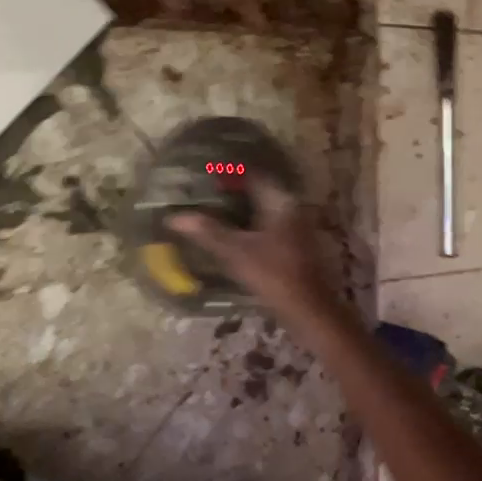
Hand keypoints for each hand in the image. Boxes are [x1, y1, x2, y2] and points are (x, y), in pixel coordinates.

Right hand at [167, 177, 341, 318]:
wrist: (308, 309)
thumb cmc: (273, 275)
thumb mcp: (235, 252)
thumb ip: (207, 232)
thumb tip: (174, 218)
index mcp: (280, 202)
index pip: (254, 174)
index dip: (231, 171)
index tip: (208, 171)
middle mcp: (292, 208)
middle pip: (261, 189)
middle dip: (236, 189)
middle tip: (208, 189)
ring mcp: (298, 226)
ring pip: (267, 208)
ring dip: (245, 207)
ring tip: (216, 208)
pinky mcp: (298, 244)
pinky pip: (271, 223)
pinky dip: (253, 223)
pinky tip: (237, 233)